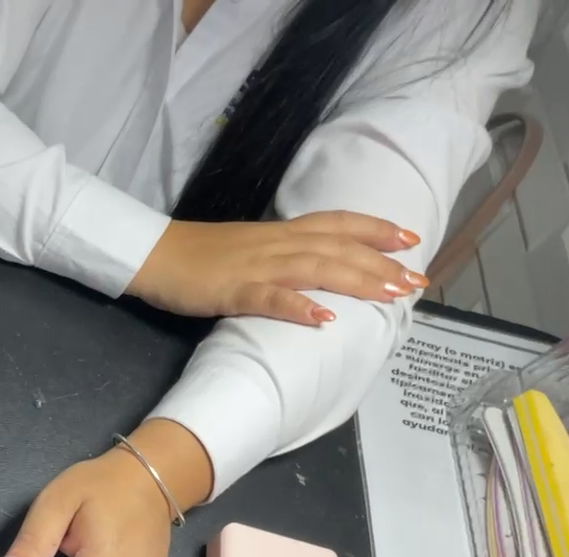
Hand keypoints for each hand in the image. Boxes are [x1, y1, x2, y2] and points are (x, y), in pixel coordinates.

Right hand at [127, 213, 425, 325]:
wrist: (152, 255)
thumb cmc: (192, 256)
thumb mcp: (242, 251)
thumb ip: (272, 259)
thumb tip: (299, 276)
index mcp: (276, 234)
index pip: (335, 225)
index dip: (375, 230)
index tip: (410, 239)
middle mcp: (274, 245)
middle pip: (337, 249)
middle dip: (381, 263)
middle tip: (417, 281)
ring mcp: (254, 267)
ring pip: (316, 269)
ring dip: (357, 280)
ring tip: (392, 294)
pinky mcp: (231, 290)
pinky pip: (270, 298)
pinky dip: (299, 307)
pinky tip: (324, 318)